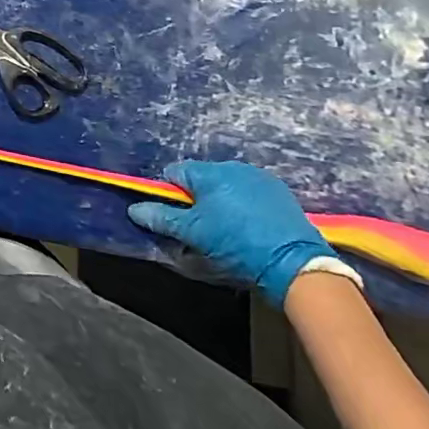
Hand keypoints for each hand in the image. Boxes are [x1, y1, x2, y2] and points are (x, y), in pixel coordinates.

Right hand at [127, 160, 338, 305]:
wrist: (292, 261)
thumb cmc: (235, 245)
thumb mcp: (194, 235)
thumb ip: (163, 219)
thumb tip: (135, 208)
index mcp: (211, 173)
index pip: (176, 173)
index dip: (169, 195)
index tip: (173, 219)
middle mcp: (234, 167)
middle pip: (202, 180)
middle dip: (196, 202)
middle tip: (199, 232)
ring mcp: (259, 178)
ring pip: (227, 188)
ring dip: (220, 205)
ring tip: (226, 235)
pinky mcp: (279, 193)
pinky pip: (250, 195)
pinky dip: (243, 208)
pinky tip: (249, 232)